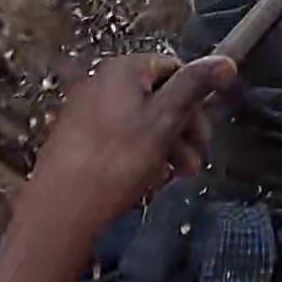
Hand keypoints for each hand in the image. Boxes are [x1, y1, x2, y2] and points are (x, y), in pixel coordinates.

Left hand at [25, 53, 236, 228]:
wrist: (54, 221)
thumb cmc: (116, 162)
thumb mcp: (165, 119)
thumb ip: (196, 85)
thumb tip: (227, 60)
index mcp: (122, 69)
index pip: (175, 68)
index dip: (196, 98)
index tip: (205, 133)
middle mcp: (101, 83)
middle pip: (159, 94)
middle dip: (184, 126)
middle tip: (198, 158)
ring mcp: (85, 112)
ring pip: (142, 119)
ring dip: (168, 143)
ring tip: (182, 174)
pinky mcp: (75, 142)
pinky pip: (121, 136)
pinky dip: (142, 152)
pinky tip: (152, 178)